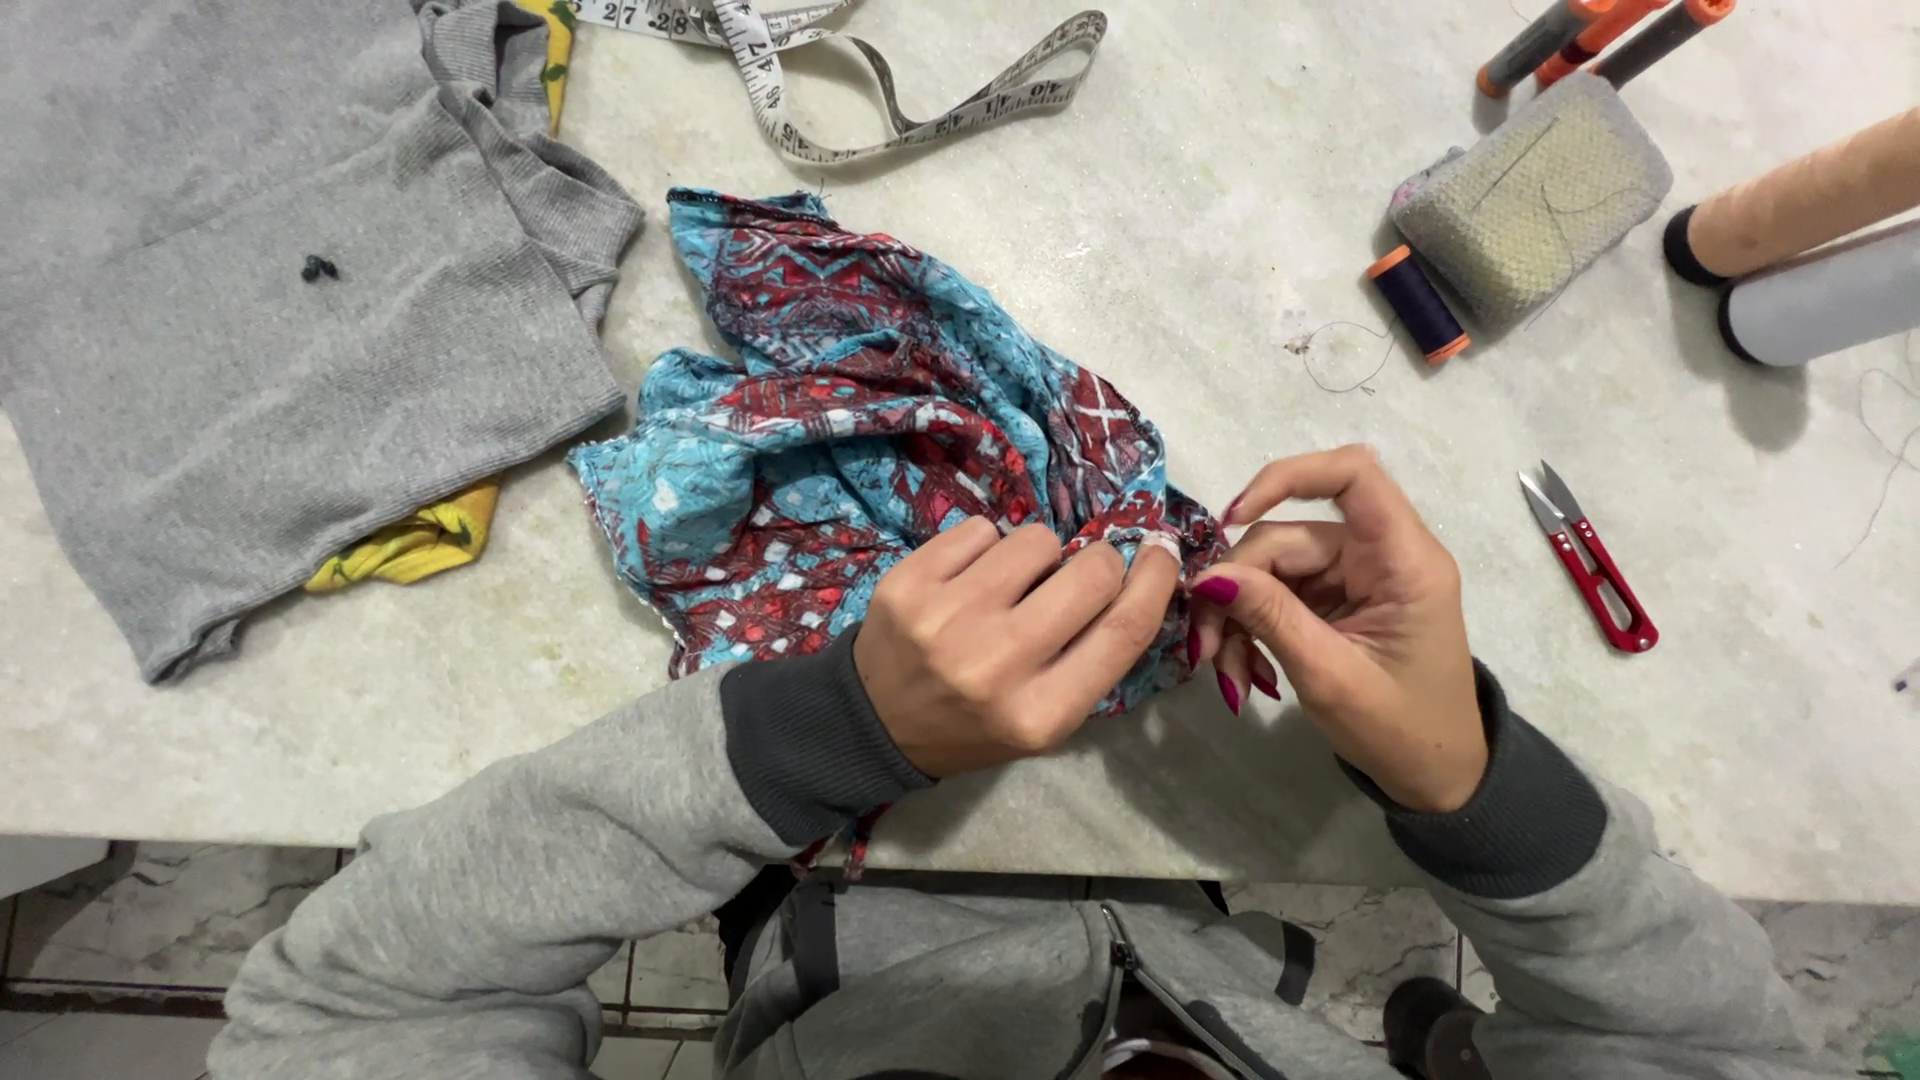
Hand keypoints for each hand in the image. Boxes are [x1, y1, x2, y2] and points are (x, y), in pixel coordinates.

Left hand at [853, 517, 1179, 777]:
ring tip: (1010, 585)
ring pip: (1036, 539)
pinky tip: (968, 579)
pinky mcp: (908, 583)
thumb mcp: (1045, 718)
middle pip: (1090, 574)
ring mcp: (946, 619)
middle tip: (1078, 574)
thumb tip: (1139, 571)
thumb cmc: (974, 723)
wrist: (876, 722)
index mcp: (1040, 713)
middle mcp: (995, 664)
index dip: (1156, 581)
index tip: (1162, 553)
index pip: (1124, 630)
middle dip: (1099, 562)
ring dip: (1038, 554)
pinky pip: (983, 528)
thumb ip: (1094, 656)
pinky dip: (988, 547)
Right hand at [1189, 446, 1485, 812]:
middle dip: (1234, 589)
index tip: (1232, 518)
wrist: (1435, 775)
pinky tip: (1241, 670)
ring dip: (1234, 617)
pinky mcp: (1330, 597)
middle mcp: (1375, 555)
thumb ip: (1270, 617)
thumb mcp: (1329, 675)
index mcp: (1403, 561)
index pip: (1353, 475)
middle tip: (1204, 649)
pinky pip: (1271, 594)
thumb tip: (1207, 576)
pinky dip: (1247, 629)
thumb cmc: (1402, 730)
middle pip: (1284, 538)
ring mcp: (1350, 576)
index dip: (1287, 477)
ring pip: (1267, 569)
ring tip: (1225, 672)